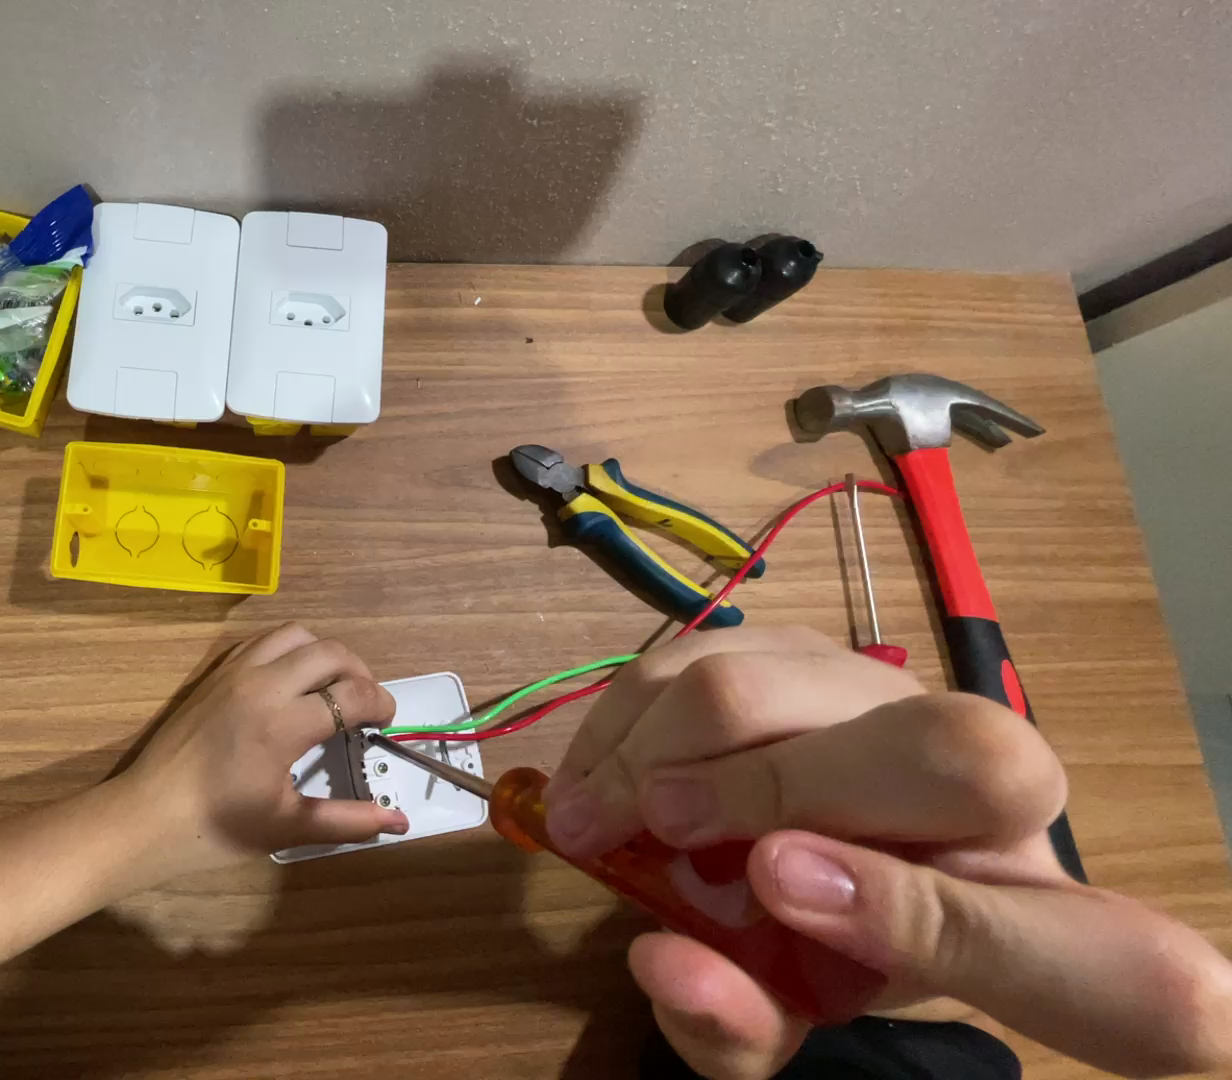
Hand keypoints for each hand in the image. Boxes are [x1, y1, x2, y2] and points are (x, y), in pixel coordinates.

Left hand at [122, 623, 407, 875]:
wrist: (147, 815)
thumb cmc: (216, 827)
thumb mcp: (287, 826)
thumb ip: (348, 820)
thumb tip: (400, 821)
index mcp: (283, 723)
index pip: (352, 694)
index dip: (381, 703)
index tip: (387, 720)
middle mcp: (263, 684)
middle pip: (330, 652)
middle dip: (360, 672)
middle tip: (366, 703)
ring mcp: (235, 671)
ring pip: (295, 635)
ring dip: (324, 653)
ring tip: (331, 685)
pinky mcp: (215, 672)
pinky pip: (262, 640)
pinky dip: (288, 649)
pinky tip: (290, 679)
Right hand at [541, 626, 1231, 1078]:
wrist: (801, 839)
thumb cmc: (806, 947)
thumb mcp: (779, 1015)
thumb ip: (733, 1020)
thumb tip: (662, 962)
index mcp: (1075, 950)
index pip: (1096, 959)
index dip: (926, 918)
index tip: (773, 889)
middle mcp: (1015, 792)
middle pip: (937, 754)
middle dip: (755, 789)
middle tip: (647, 827)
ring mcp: (899, 697)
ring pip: (769, 683)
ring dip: (653, 745)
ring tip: (585, 812)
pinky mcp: (799, 650)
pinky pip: (697, 657)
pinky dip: (624, 715)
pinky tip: (595, 769)